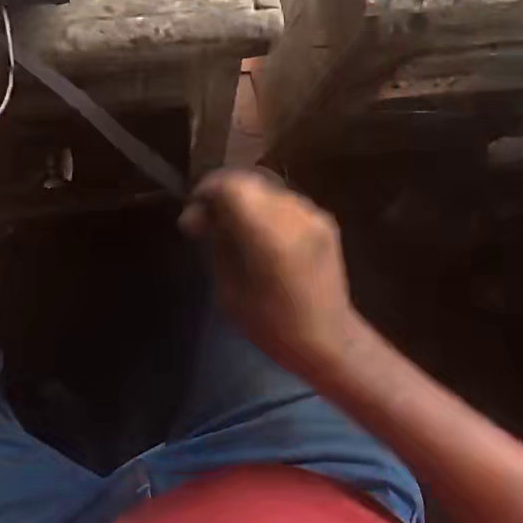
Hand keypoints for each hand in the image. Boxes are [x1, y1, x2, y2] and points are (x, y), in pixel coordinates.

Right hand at [179, 169, 360, 374]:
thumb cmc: (272, 325)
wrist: (328, 339)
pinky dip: (268, 212)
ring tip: (235, 233)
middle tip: (208, 225)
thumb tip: (201, 217)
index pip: (231, 186)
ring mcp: (315, 216)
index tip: (194, 216)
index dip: (207, 192)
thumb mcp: (229, 290)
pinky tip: (262, 238)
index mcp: (269, 236)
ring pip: (269, 192)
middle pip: (250, 183)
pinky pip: (287, 204)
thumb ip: (217, 245)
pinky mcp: (326, 223)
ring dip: (247, 204)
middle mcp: (295, 216)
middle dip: (224, 197)